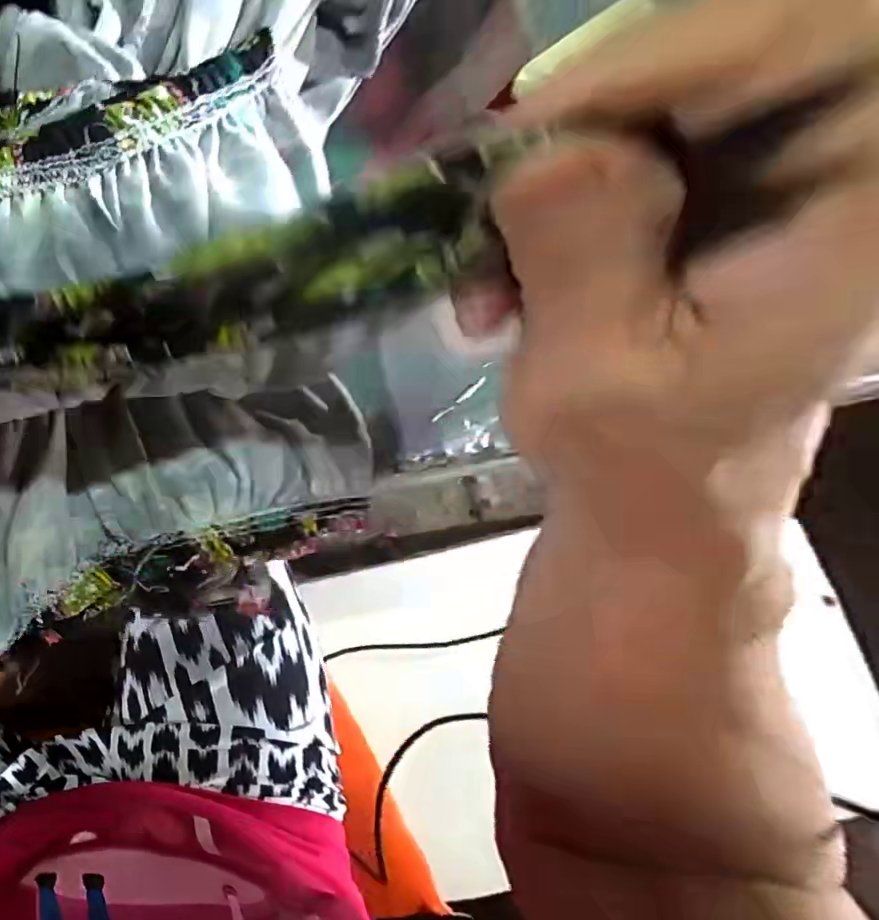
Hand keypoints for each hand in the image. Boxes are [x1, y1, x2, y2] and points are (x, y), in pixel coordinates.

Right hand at [485, 0, 878, 534]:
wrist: (660, 484)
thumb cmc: (633, 449)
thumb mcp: (590, 368)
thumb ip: (581, 259)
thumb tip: (539, 152)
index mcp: (858, 196)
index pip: (783, 46)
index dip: (632, 72)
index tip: (507, 141)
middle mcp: (840, 157)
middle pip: (700, 66)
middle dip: (560, 143)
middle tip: (469, 225)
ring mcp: (775, 171)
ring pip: (639, 113)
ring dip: (531, 196)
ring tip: (479, 292)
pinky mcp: (711, 192)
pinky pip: (613, 157)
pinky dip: (534, 215)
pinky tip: (498, 285)